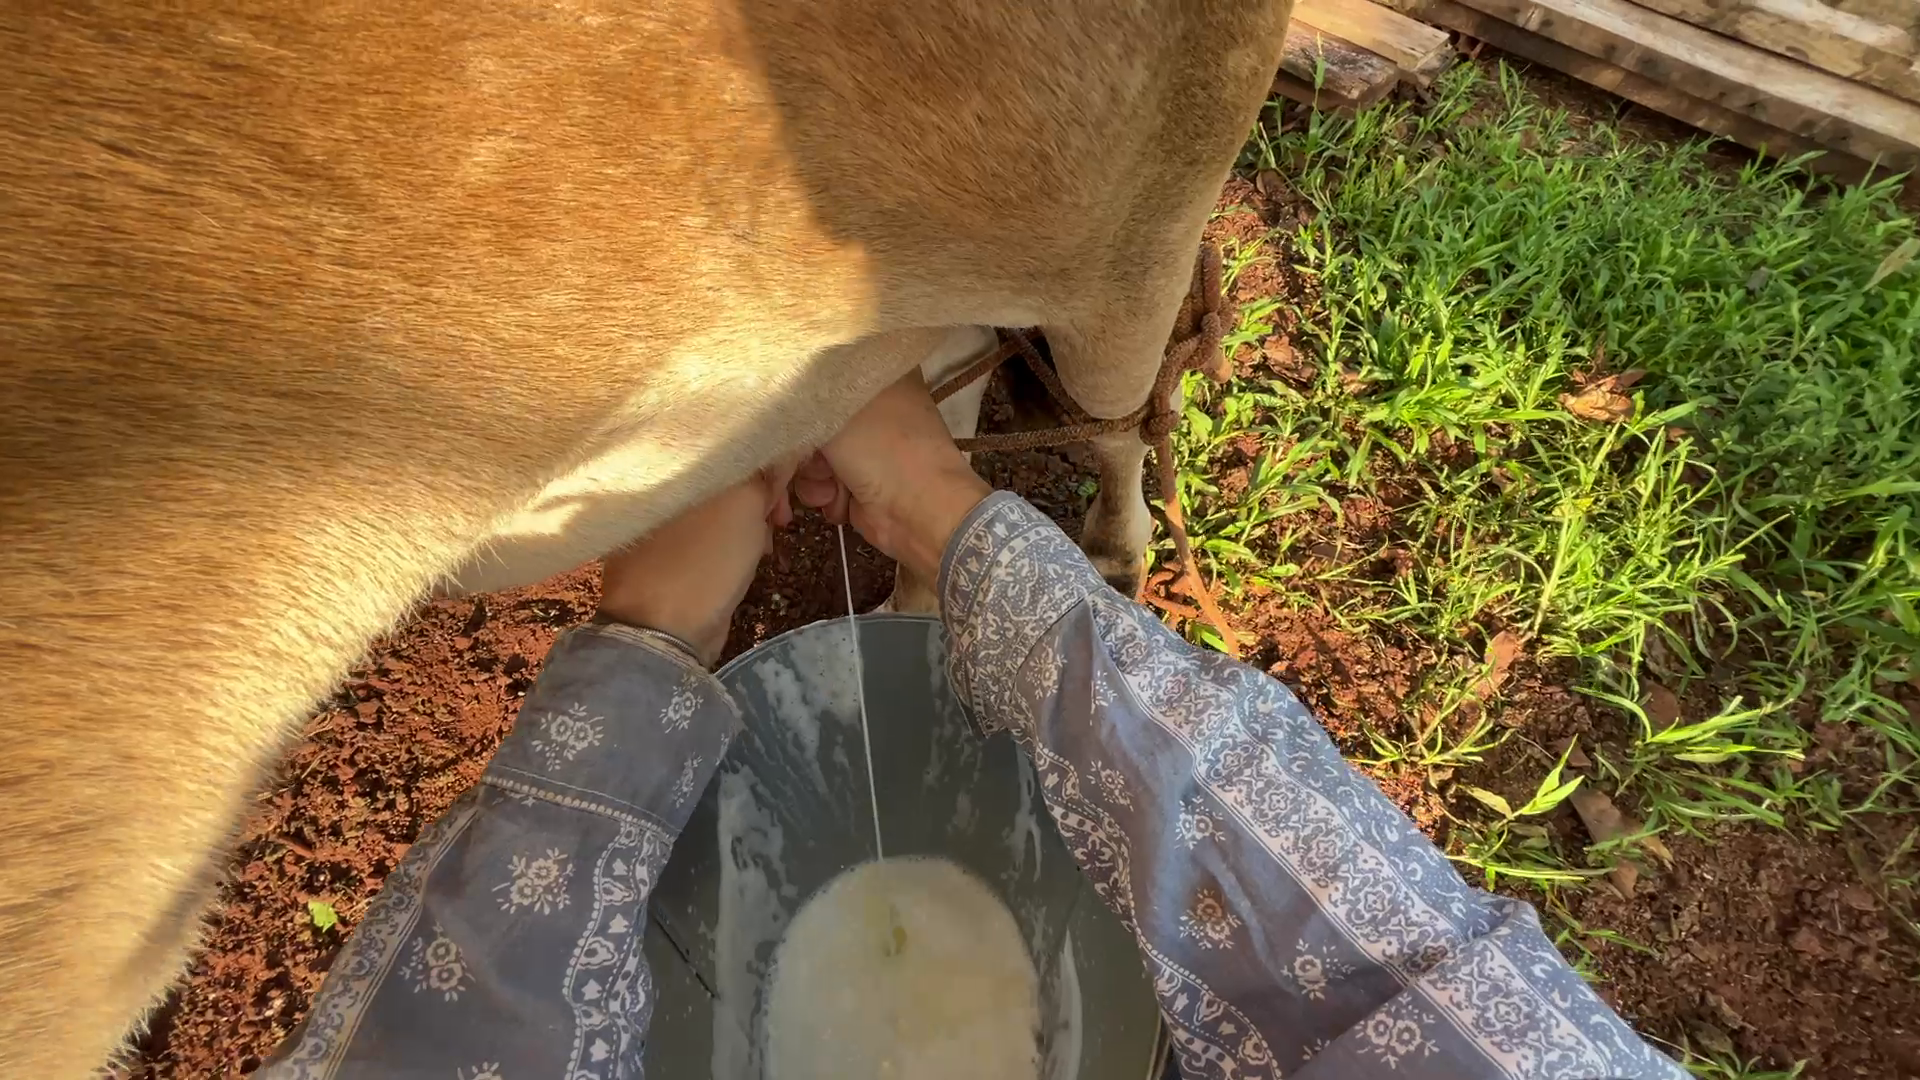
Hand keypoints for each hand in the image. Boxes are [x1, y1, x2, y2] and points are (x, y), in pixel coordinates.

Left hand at [597, 463, 795, 666]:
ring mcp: (661, 520)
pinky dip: (733, 539)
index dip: (764, 457)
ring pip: (721, 502)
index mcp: (666, 463)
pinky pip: (712, 531)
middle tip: (781, 516)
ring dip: (751, 518)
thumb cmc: (706, 558)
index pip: (727, 442)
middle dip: (761, 491)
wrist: (665, 630)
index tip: (787, 479)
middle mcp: (659, 484)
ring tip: (767, 539)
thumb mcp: (744, 502)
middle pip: (725, 472)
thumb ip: (762, 469)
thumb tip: (781, 448)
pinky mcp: (669, 550)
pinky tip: (751, 554)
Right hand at [791, 372, 990, 582]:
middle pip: (806, 417)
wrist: (918, 512)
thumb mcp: (832, 407)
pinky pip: (817, 481)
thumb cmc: (882, 449)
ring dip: (811, 475)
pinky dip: (823, 494)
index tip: (791, 411)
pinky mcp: (854, 481)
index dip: (800, 394)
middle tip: (816, 455)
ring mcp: (862, 446)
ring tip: (832, 484)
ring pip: (807, 453)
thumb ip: (798, 395)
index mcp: (874, 372)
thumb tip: (777, 390)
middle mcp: (868, 406)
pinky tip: (838, 500)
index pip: (820, 370)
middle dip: (803, 445)